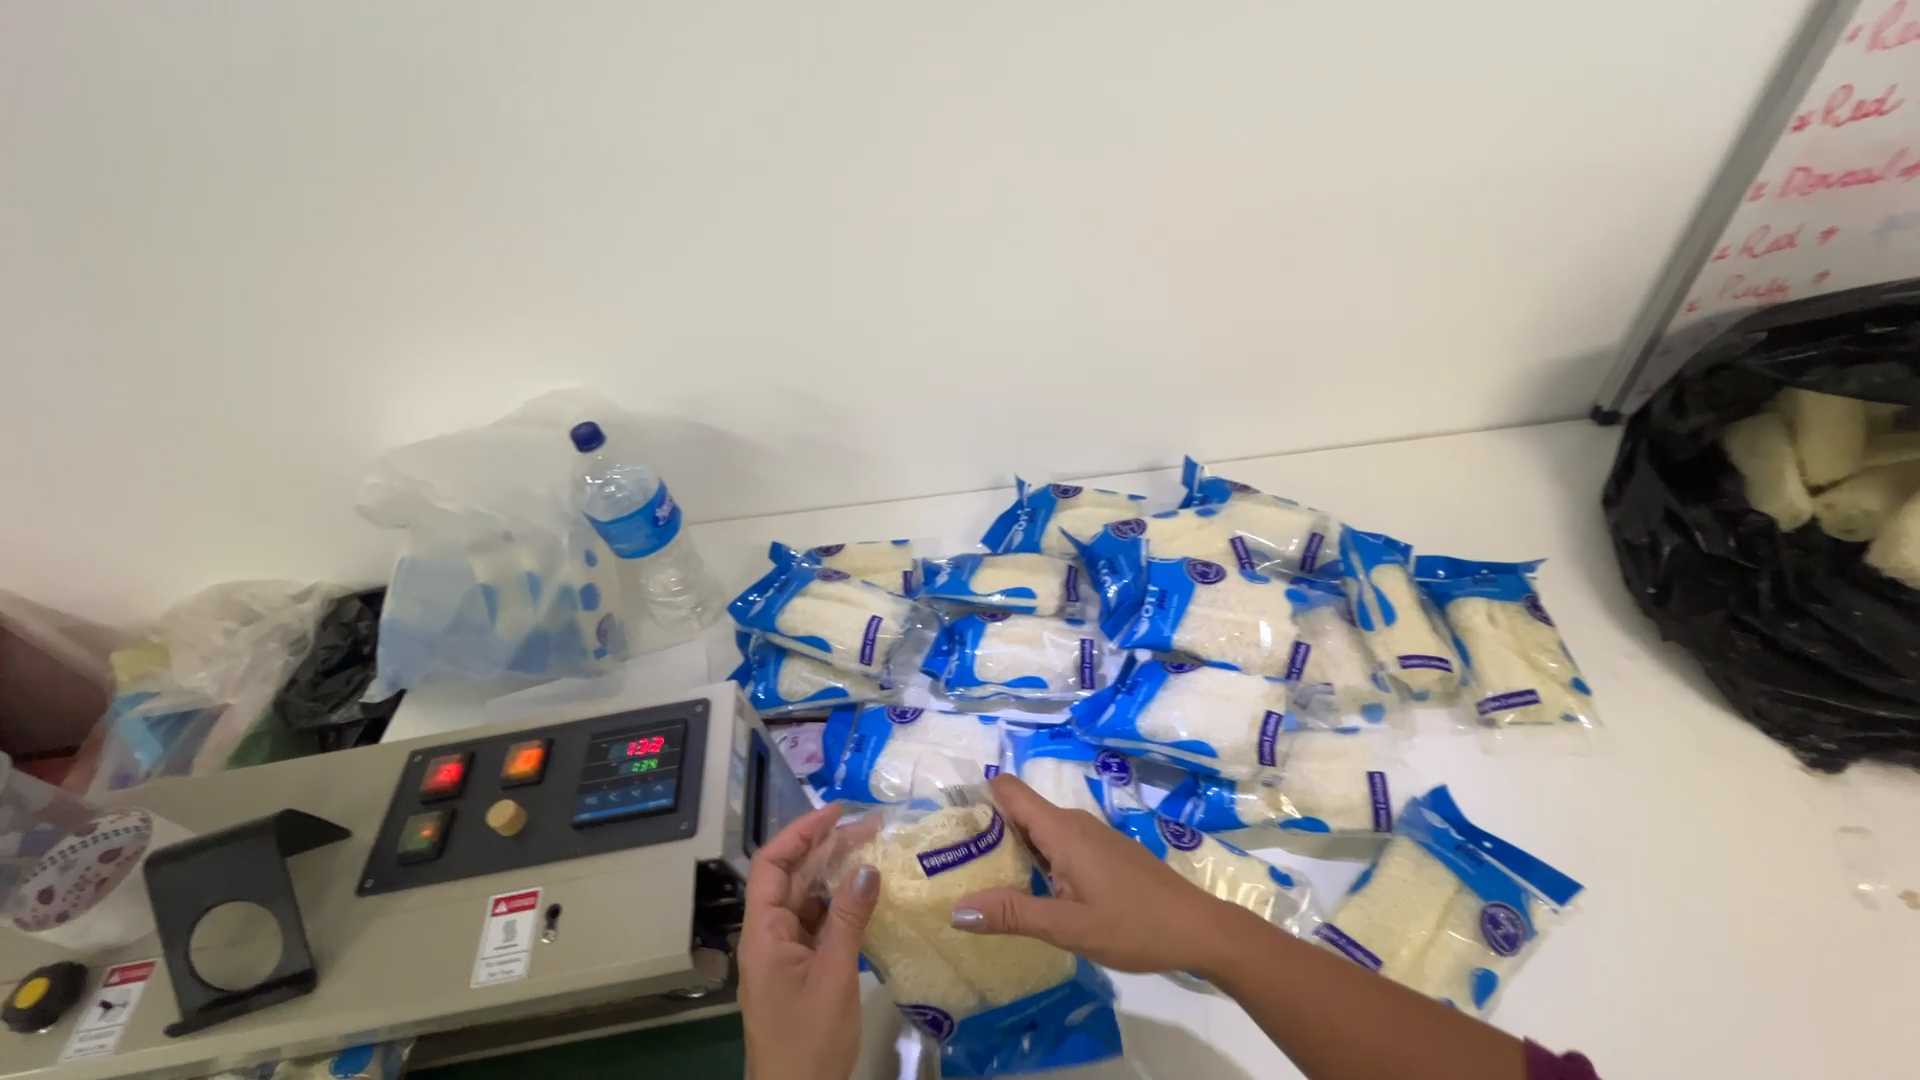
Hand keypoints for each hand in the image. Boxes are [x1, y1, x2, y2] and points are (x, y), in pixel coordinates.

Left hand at [738, 803, 881, 1079]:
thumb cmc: (808, 1039)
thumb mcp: (834, 975)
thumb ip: (849, 918)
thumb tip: (866, 866)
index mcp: (762, 932)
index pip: (772, 864)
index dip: (800, 832)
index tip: (836, 812)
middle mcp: (769, 935)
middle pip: (793, 877)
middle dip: (827, 847)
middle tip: (870, 827)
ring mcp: (785, 952)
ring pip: (808, 898)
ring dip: (837, 874)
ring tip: (874, 851)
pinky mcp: (802, 968)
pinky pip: (819, 923)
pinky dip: (842, 905)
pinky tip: (869, 894)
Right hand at [948, 774, 1265, 976]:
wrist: (1200, 929)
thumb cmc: (1133, 925)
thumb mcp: (1069, 927)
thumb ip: (1014, 914)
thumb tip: (958, 907)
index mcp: (1062, 830)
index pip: (1010, 791)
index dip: (977, 796)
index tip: (946, 820)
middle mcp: (1074, 824)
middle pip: (1020, 813)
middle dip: (987, 833)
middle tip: (952, 863)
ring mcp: (1092, 837)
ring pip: (1040, 832)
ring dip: (1013, 851)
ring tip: (981, 881)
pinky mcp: (1105, 853)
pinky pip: (1060, 846)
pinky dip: (1038, 861)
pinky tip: (1031, 892)